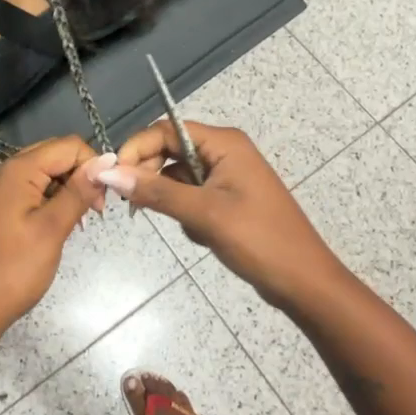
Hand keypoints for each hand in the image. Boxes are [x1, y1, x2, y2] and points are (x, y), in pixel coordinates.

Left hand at [0, 137, 102, 350]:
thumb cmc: (12, 270)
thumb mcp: (51, 230)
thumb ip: (78, 192)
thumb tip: (106, 161)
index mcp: (17, 169)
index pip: (67, 145)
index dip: (92, 165)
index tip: (104, 201)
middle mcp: (4, 170)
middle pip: (54, 155)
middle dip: (80, 176)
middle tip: (95, 212)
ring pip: (42, 173)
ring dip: (66, 189)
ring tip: (78, 222)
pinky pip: (28, 189)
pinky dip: (48, 199)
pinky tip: (56, 224)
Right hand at [104, 121, 342, 309]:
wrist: (306, 284)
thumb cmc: (259, 241)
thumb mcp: (203, 214)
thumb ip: (156, 191)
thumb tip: (109, 173)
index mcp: (224, 143)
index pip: (166, 130)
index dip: (137, 149)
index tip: (115, 177)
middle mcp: (225, 151)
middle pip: (170, 150)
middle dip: (152, 176)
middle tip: (136, 204)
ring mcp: (229, 175)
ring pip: (179, 176)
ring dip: (172, 199)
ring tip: (187, 226)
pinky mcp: (230, 199)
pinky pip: (193, 195)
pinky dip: (188, 213)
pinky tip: (201, 234)